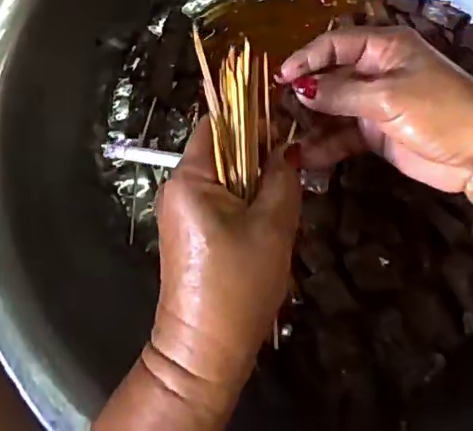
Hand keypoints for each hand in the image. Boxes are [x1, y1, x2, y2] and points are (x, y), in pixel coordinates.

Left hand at [146, 120, 300, 407]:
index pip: (218, 122)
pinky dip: (248, 201)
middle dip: (260, 153)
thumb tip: (289, 146)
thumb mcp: (273, 223)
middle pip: (224, 148)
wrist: (203, 355)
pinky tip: (272, 220)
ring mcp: (183, 211)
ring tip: (287, 193)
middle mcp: (178, 187)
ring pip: (227, 175)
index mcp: (189, 177)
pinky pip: (223, 198)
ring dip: (258, 180)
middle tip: (294, 162)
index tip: (285, 122)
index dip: (252, 116)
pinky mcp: (192, 232)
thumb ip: (283, 174)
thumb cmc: (238, 283)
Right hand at [277, 26, 472, 195]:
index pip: (336, 42)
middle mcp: (378, 68)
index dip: (307, 57)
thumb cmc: (440, 111)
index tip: (280, 76)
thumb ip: (342, 92)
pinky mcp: (379, 131)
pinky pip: (345, 133)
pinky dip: (326, 144)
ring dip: (312, 120)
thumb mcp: (388, 97)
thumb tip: (301, 87)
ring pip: (334, 106)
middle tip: (273, 109)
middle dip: (305, 90)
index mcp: (385, 46)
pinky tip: (304, 157)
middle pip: (332, 73)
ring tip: (282, 136)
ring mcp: (377, 101)